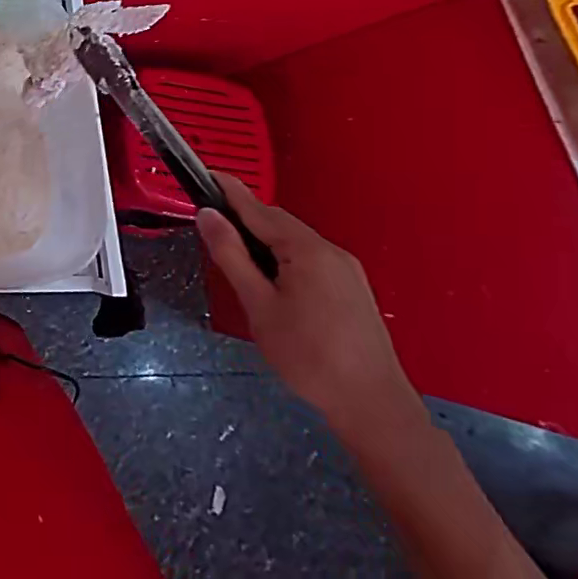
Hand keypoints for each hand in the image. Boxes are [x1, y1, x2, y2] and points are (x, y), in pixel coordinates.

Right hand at [198, 175, 420, 437]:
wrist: (372, 405)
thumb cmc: (307, 356)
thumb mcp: (257, 304)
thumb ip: (231, 255)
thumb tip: (207, 214)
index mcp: (306, 250)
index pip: (258, 208)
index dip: (228, 190)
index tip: (205, 173)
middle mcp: (331, 250)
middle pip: (278, 222)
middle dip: (244, 218)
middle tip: (211, 227)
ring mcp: (347, 269)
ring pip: (294, 241)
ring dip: (263, 240)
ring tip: (236, 259)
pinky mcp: (353, 287)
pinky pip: (310, 257)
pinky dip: (283, 256)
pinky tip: (271, 279)